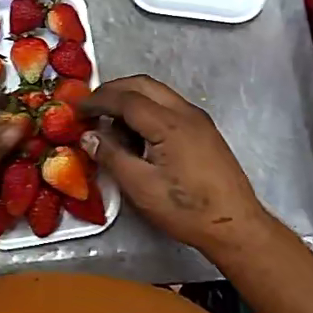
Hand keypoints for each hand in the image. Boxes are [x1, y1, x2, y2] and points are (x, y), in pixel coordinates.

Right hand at [77, 75, 276, 253]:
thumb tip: (89, 136)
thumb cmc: (185, 209)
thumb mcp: (140, 186)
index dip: (98, 100)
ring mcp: (198, 120)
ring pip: (157, 93)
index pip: (126, 98)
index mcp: (169, 123)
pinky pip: (169, 106)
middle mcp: (186, 112)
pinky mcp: (204, 131)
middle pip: (143, 85)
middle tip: (91, 107)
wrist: (235, 226)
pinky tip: (136, 134)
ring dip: (130, 99)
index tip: (77, 109)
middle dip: (113, 91)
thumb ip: (111, 156)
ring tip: (109, 122)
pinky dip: (147, 109)